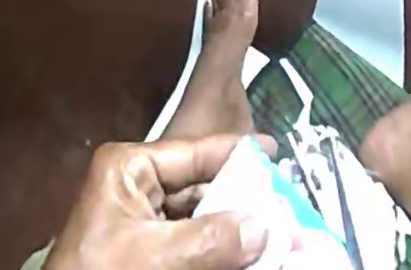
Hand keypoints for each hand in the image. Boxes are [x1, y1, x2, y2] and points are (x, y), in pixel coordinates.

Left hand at [43, 135, 269, 269]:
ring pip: (199, 220)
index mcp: (130, 169)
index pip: (194, 152)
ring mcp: (138, 222)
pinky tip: (242, 259)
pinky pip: (188, 247)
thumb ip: (210, 242)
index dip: (236, 152)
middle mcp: (136, 187)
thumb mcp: (152, 261)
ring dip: (232, 233)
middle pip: (200, 186)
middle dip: (239, 201)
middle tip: (281, 206)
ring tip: (271, 236)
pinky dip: (215, 255)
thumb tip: (263, 227)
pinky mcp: (142, 255)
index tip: (275, 151)